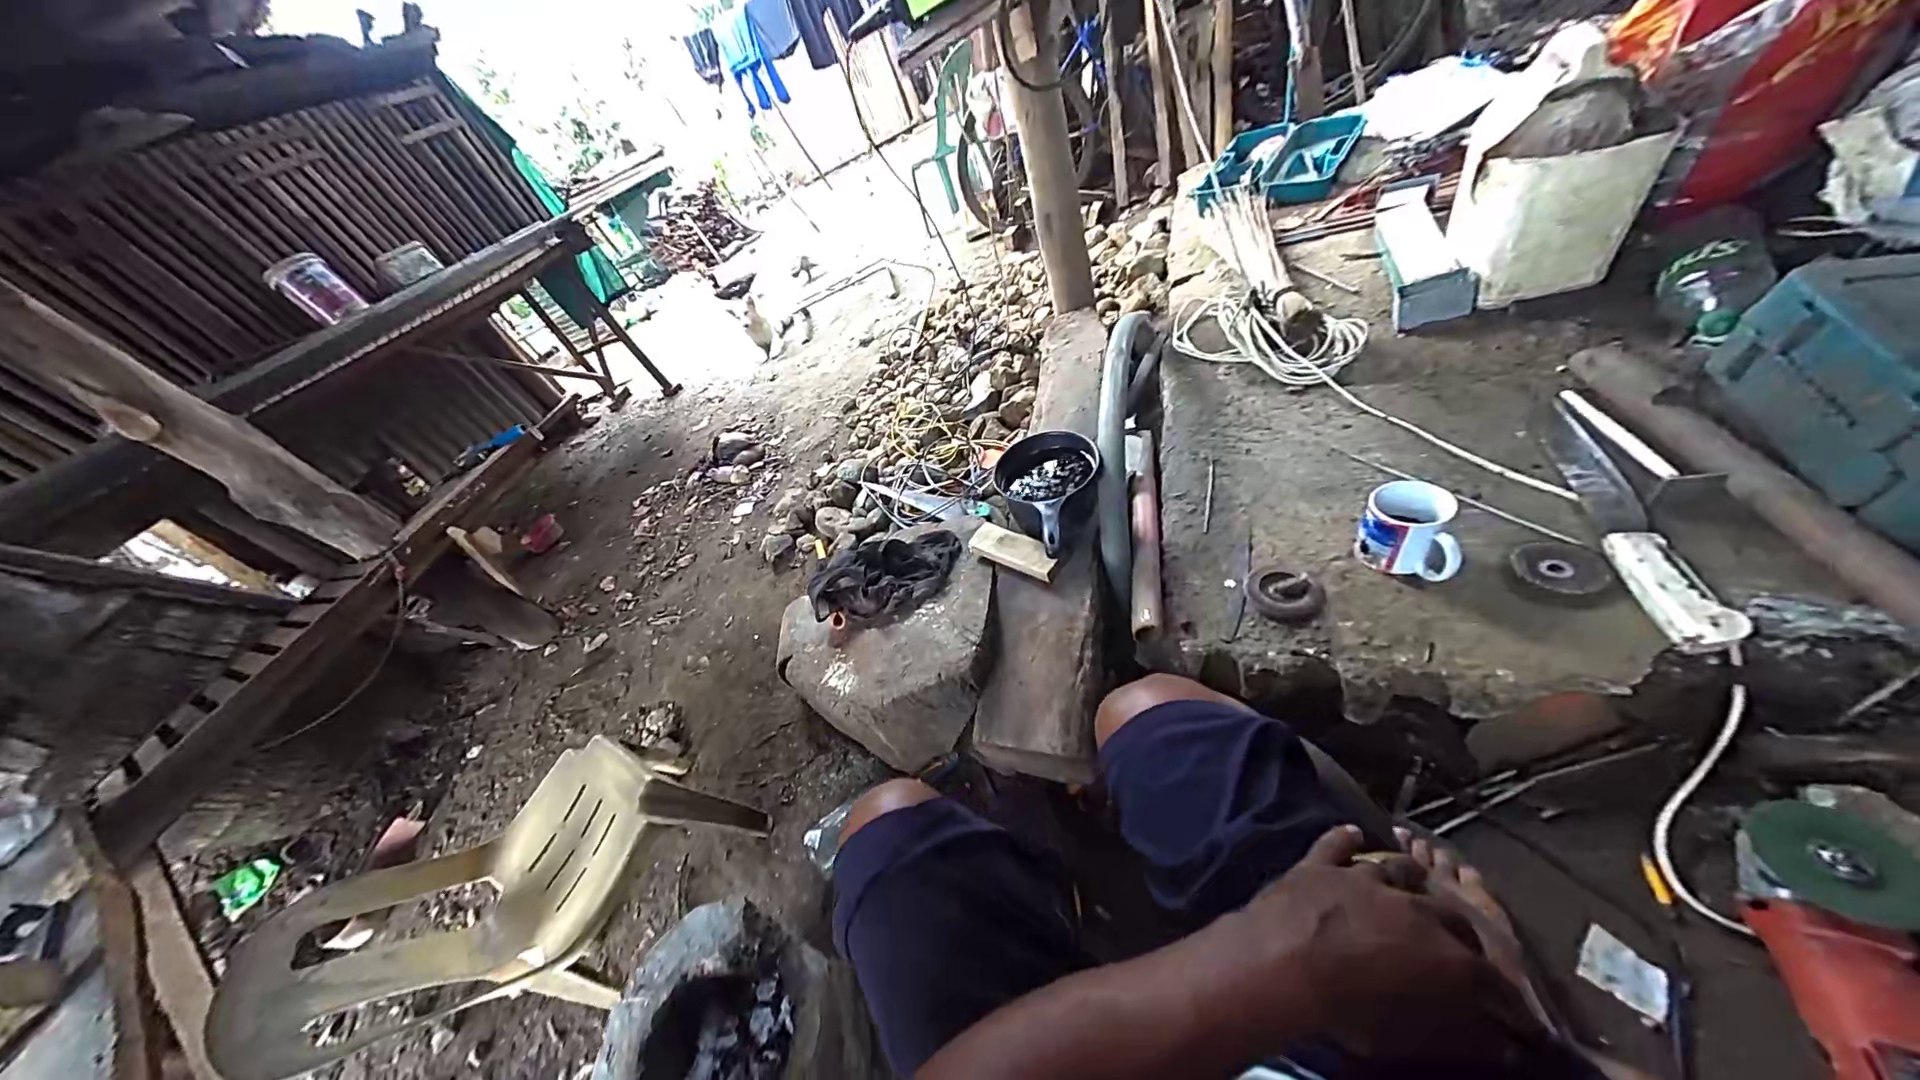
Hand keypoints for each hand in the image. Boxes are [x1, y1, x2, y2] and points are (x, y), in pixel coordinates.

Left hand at [1199, 825, 1543, 1060]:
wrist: (1282, 962)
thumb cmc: (1350, 1010)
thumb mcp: (1413, 1038)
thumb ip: (1459, 1035)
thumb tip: (1500, 1044)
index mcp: (1444, 953)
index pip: (1493, 981)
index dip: (1509, 1003)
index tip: (1518, 1019)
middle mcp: (1410, 906)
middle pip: (1448, 915)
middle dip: (1462, 938)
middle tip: (1462, 953)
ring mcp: (1360, 877)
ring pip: (1396, 869)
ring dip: (1410, 879)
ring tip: (1415, 888)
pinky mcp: (1317, 864)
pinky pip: (1335, 844)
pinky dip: (1345, 838)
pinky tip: (1355, 833)